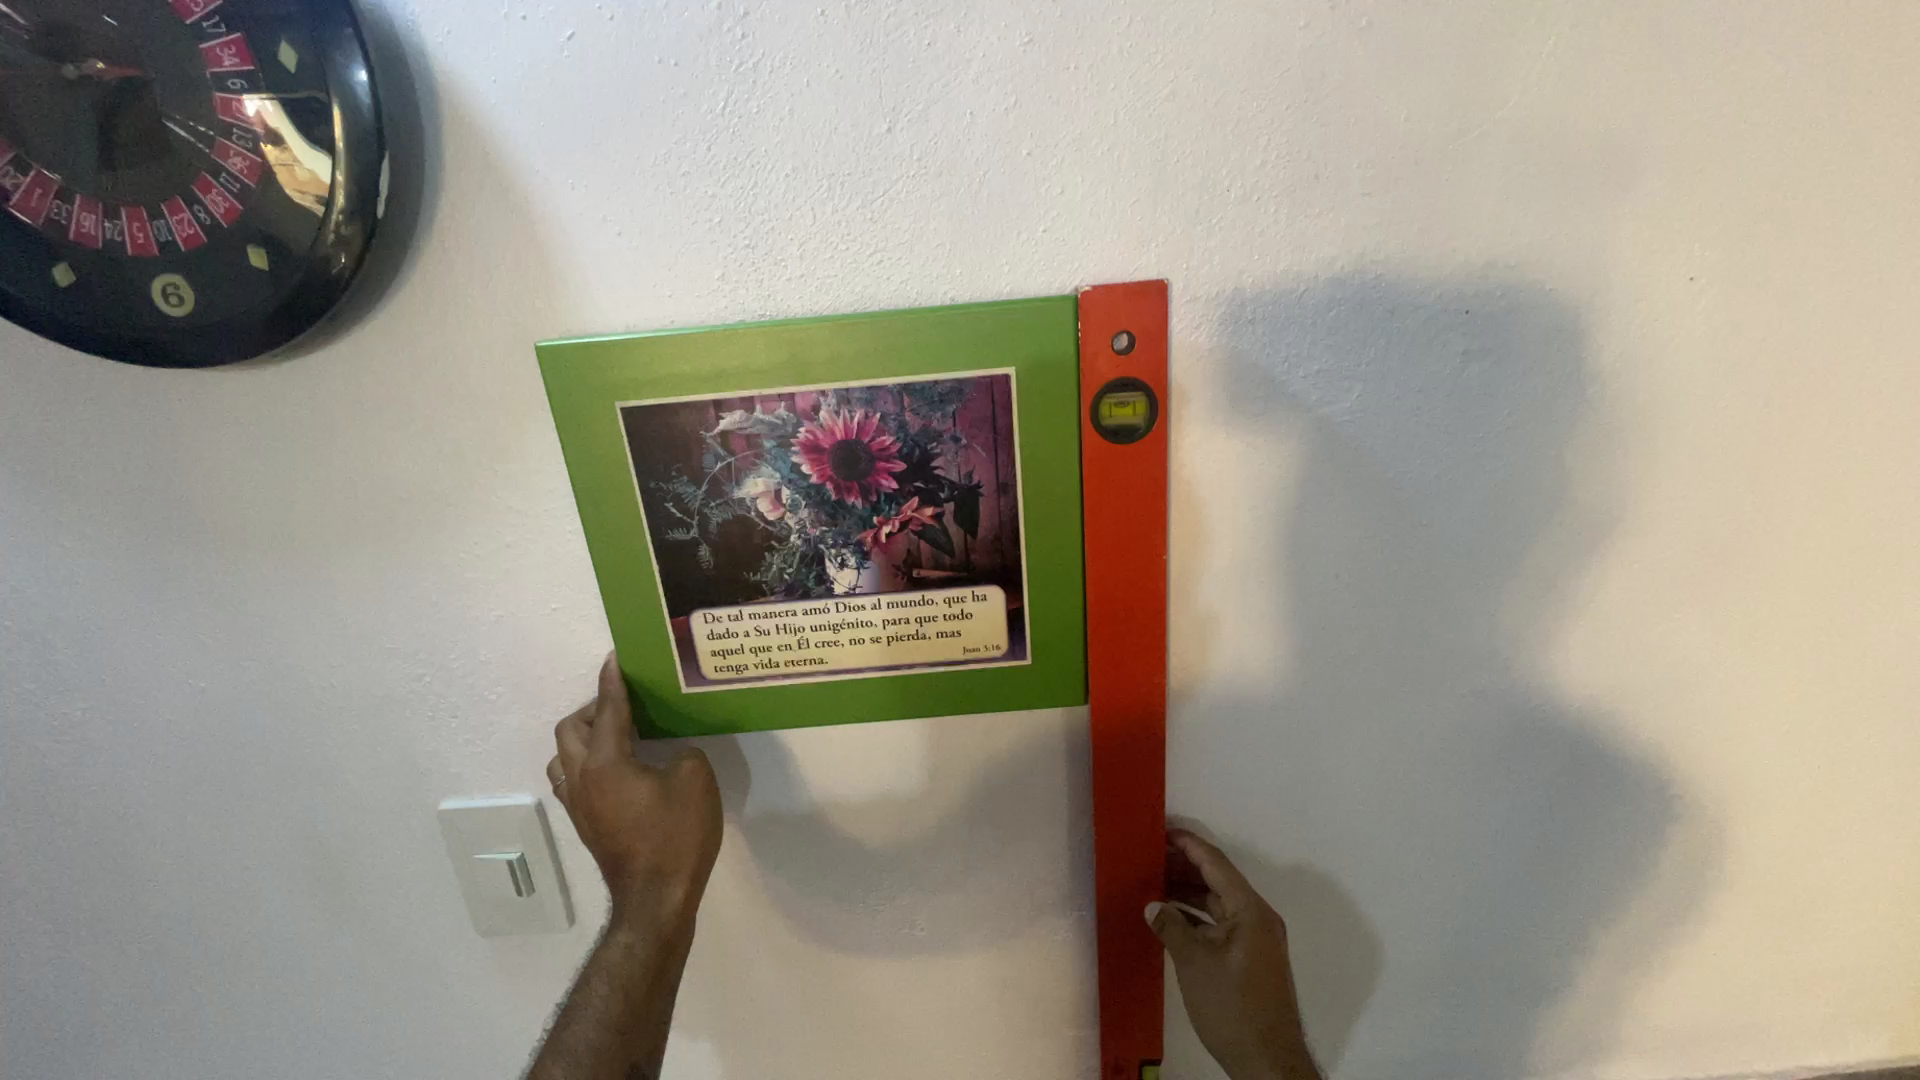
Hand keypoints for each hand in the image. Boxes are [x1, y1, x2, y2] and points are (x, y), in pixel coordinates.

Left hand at [547, 653, 722, 930]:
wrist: (655, 898)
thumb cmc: (676, 835)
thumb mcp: (696, 780)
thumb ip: (682, 753)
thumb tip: (670, 756)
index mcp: (606, 763)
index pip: (608, 710)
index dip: (613, 681)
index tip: (614, 657)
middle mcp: (582, 779)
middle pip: (571, 730)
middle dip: (595, 708)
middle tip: (628, 703)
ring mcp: (579, 805)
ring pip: (565, 757)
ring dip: (586, 738)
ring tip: (619, 734)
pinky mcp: (586, 824)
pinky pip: (574, 779)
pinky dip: (589, 762)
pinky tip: (619, 768)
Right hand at [1148, 828, 1321, 1079]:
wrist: (1267, 1062)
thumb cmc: (1232, 1006)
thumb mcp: (1193, 963)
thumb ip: (1171, 926)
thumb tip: (1153, 905)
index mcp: (1250, 910)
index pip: (1215, 863)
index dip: (1187, 844)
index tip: (1160, 831)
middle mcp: (1258, 917)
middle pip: (1218, 879)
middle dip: (1183, 866)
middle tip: (1149, 857)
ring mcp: (1256, 937)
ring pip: (1218, 901)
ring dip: (1188, 891)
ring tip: (1153, 884)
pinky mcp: (1251, 956)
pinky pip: (1220, 921)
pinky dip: (1197, 914)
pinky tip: (1172, 917)